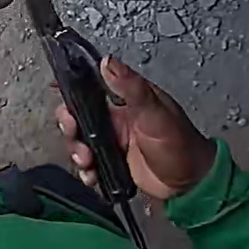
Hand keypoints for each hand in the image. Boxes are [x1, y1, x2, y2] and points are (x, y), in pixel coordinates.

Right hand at [58, 58, 215, 200]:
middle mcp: (115, 118)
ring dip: (76, 149)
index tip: (56, 88)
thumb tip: (108, 61)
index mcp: (126, 100)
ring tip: (86, 161)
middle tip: (74, 133)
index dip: (72, 86)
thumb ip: (132, 88)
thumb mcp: (156, 113)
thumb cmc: (180, 145)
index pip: (92, 85)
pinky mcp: (111, 162)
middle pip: (78, 114)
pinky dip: (84, 170)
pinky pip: (88, 163)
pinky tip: (91, 175)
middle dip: (69, 124)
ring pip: (79, 140)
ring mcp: (111, 141)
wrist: (192, 187)